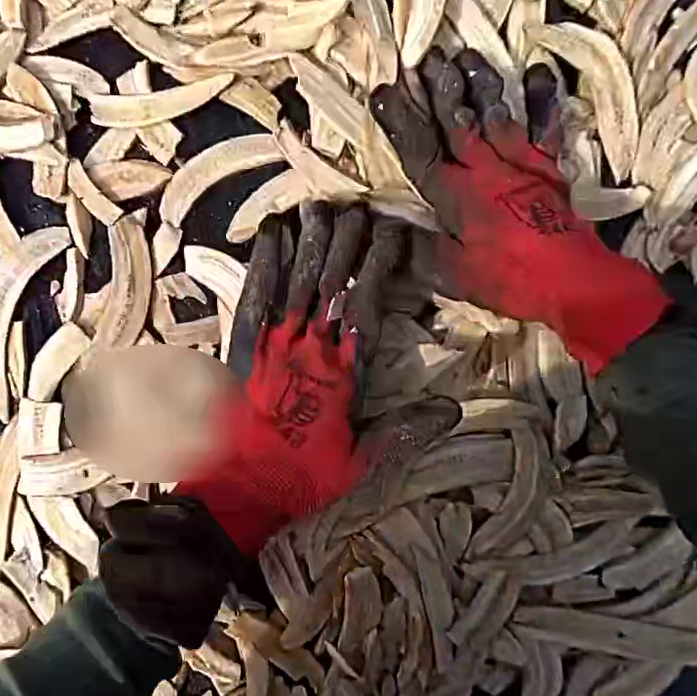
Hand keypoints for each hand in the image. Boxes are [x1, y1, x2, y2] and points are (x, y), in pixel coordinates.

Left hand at [178, 203, 455, 553]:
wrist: (242, 487)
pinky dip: (263, 262)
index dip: (378, 267)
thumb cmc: (304, 476)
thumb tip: (454, 409)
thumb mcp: (362, 462)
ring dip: (308, 243)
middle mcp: (307, 347)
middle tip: (357, 208)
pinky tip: (271, 234)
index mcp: (341, 371)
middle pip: (328, 284)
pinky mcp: (242, 346)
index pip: (366, 306)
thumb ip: (404, 431)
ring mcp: (271, 342)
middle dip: (344, 243)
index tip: (391, 233)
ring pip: (293, 281)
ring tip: (319, 207)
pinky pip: (254, 296)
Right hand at [370, 50, 668, 373]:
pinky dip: (542, 99)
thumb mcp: (450, 273)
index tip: (382, 92)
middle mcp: (487, 170)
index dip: (398, 120)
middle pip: (457, 121)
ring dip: (479, 84)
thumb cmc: (508, 278)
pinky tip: (536, 73)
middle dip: (437, 89)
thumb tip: (386, 228)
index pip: (419, 149)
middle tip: (423, 59)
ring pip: (496, 115)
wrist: (576, 282)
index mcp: (456, 195)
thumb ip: (417, 247)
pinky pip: (547, 126)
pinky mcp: (552, 168)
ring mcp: (523, 164)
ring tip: (464, 56)